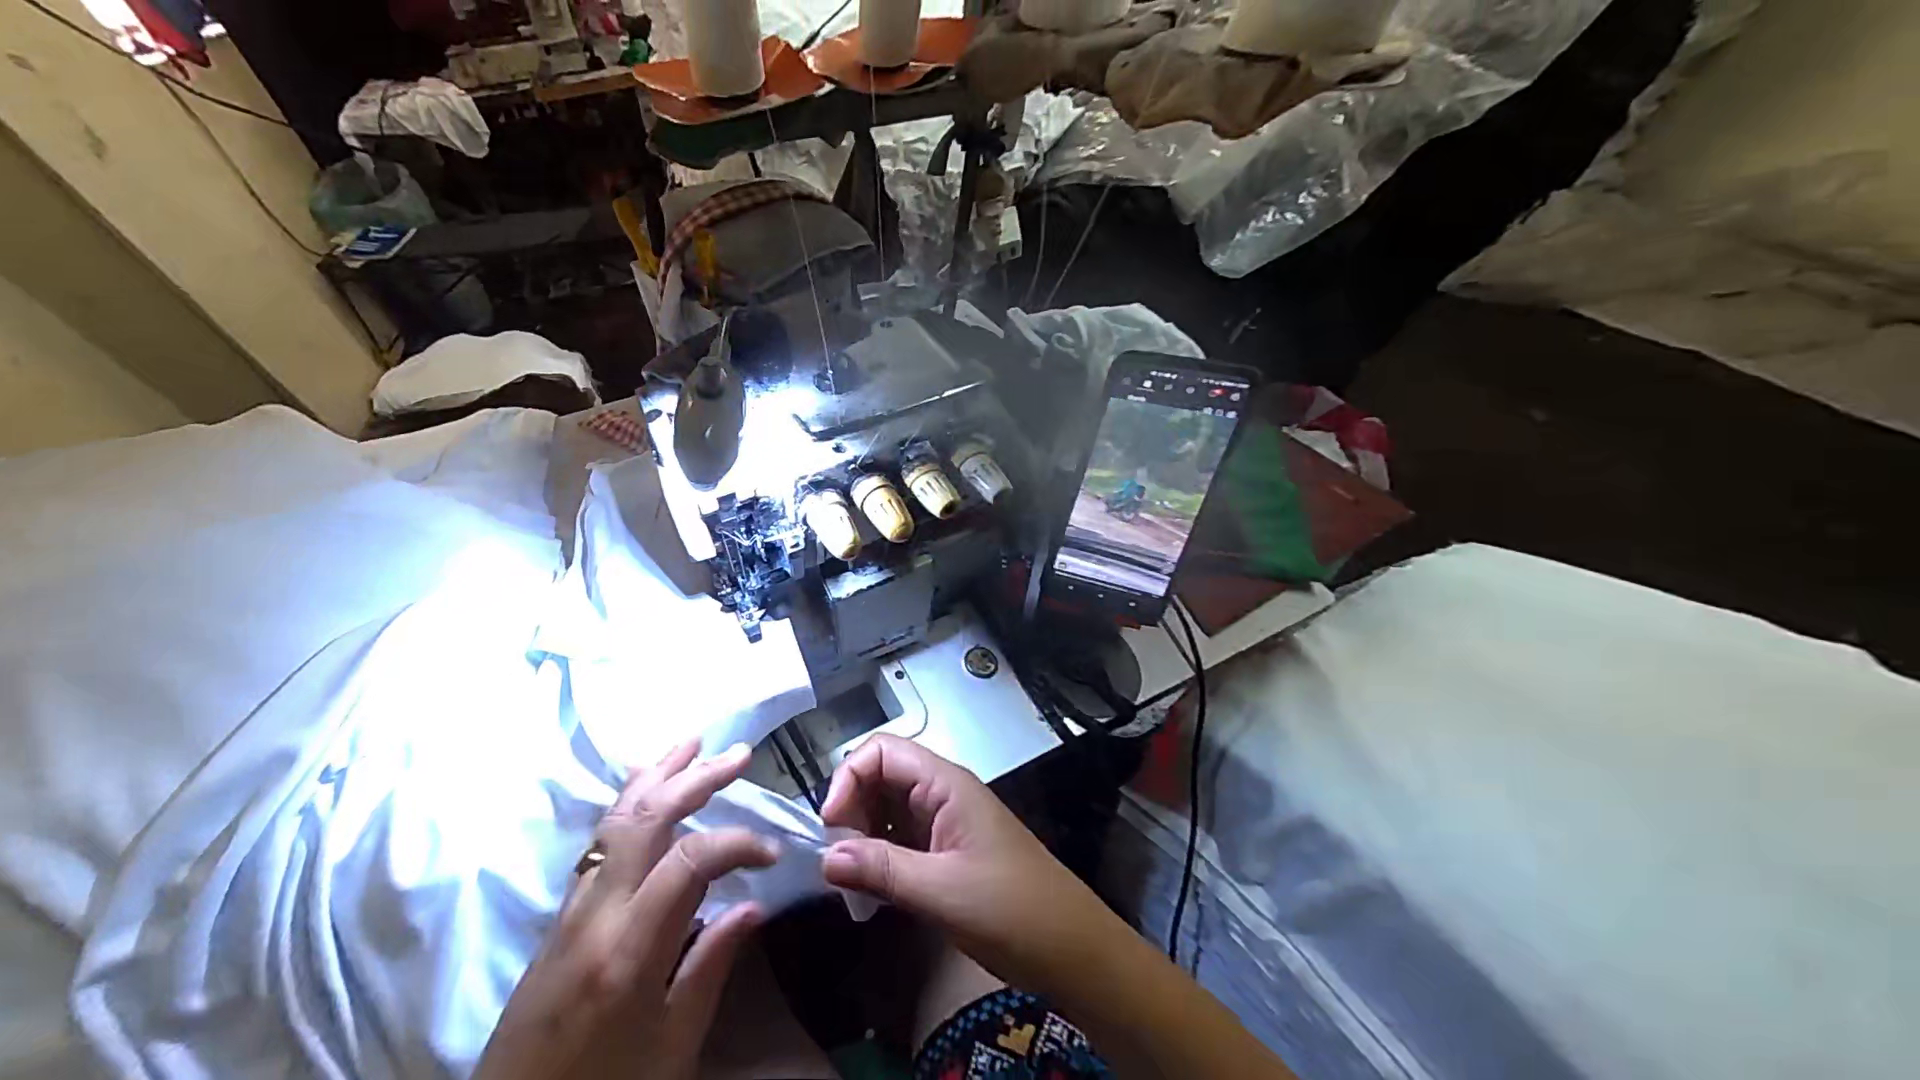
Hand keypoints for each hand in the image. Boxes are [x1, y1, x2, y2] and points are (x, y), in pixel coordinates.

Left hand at [473, 739, 776, 1079]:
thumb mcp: (672, 1046)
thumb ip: (711, 966)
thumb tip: (752, 904)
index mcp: (628, 947)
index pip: (690, 860)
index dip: (738, 843)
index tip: (772, 854)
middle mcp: (595, 912)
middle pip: (645, 819)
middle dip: (695, 778)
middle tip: (740, 754)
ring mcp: (572, 908)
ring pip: (614, 820)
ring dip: (657, 776)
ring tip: (692, 745)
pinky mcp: (562, 915)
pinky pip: (599, 840)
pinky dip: (630, 802)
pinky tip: (644, 788)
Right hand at [818, 735, 1133, 999]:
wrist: (1070, 949)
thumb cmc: (1013, 910)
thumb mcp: (942, 891)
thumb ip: (882, 869)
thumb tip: (825, 857)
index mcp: (946, 785)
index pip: (881, 752)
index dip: (848, 778)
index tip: (831, 826)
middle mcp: (941, 794)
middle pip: (879, 778)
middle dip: (849, 809)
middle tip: (837, 859)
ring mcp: (943, 823)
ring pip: (885, 811)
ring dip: (860, 837)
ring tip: (849, 880)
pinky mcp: (944, 853)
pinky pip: (898, 840)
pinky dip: (877, 858)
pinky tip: (869, 890)